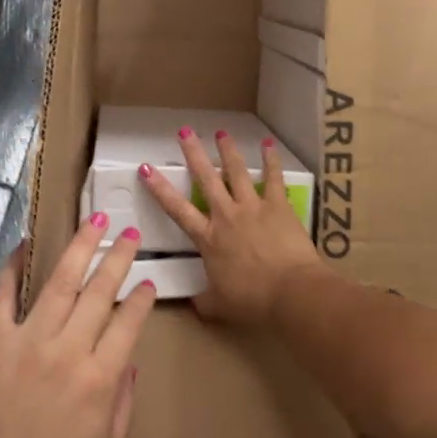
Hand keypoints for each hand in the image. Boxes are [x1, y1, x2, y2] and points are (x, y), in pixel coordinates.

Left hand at [0, 219, 155, 437]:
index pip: (128, 323)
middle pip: (98, 292)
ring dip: (79, 249)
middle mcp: (68, 352)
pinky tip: (22, 245)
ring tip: (93, 221)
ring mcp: (28, 344)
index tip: (147, 281)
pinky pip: (2, 298)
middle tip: (129, 232)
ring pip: (58, 284)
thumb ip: (122, 403)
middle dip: (117, 258)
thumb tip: (128, 360)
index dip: (140, 298)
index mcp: (100, 380)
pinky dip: (10, 268)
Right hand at [139, 127, 324, 326]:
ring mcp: (252, 207)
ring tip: (221, 131)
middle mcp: (226, 215)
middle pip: (206, 179)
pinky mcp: (278, 205)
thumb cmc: (252, 300)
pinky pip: (273, 177)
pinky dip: (271, 160)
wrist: (290, 292)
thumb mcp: (219, 305)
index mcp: (208, 238)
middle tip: (185, 132)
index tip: (146, 168)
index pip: (177, 209)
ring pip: (236, 171)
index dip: (159, 188)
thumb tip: (192, 304)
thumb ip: (203, 301)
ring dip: (227, 150)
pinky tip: (268, 144)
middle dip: (193, 154)